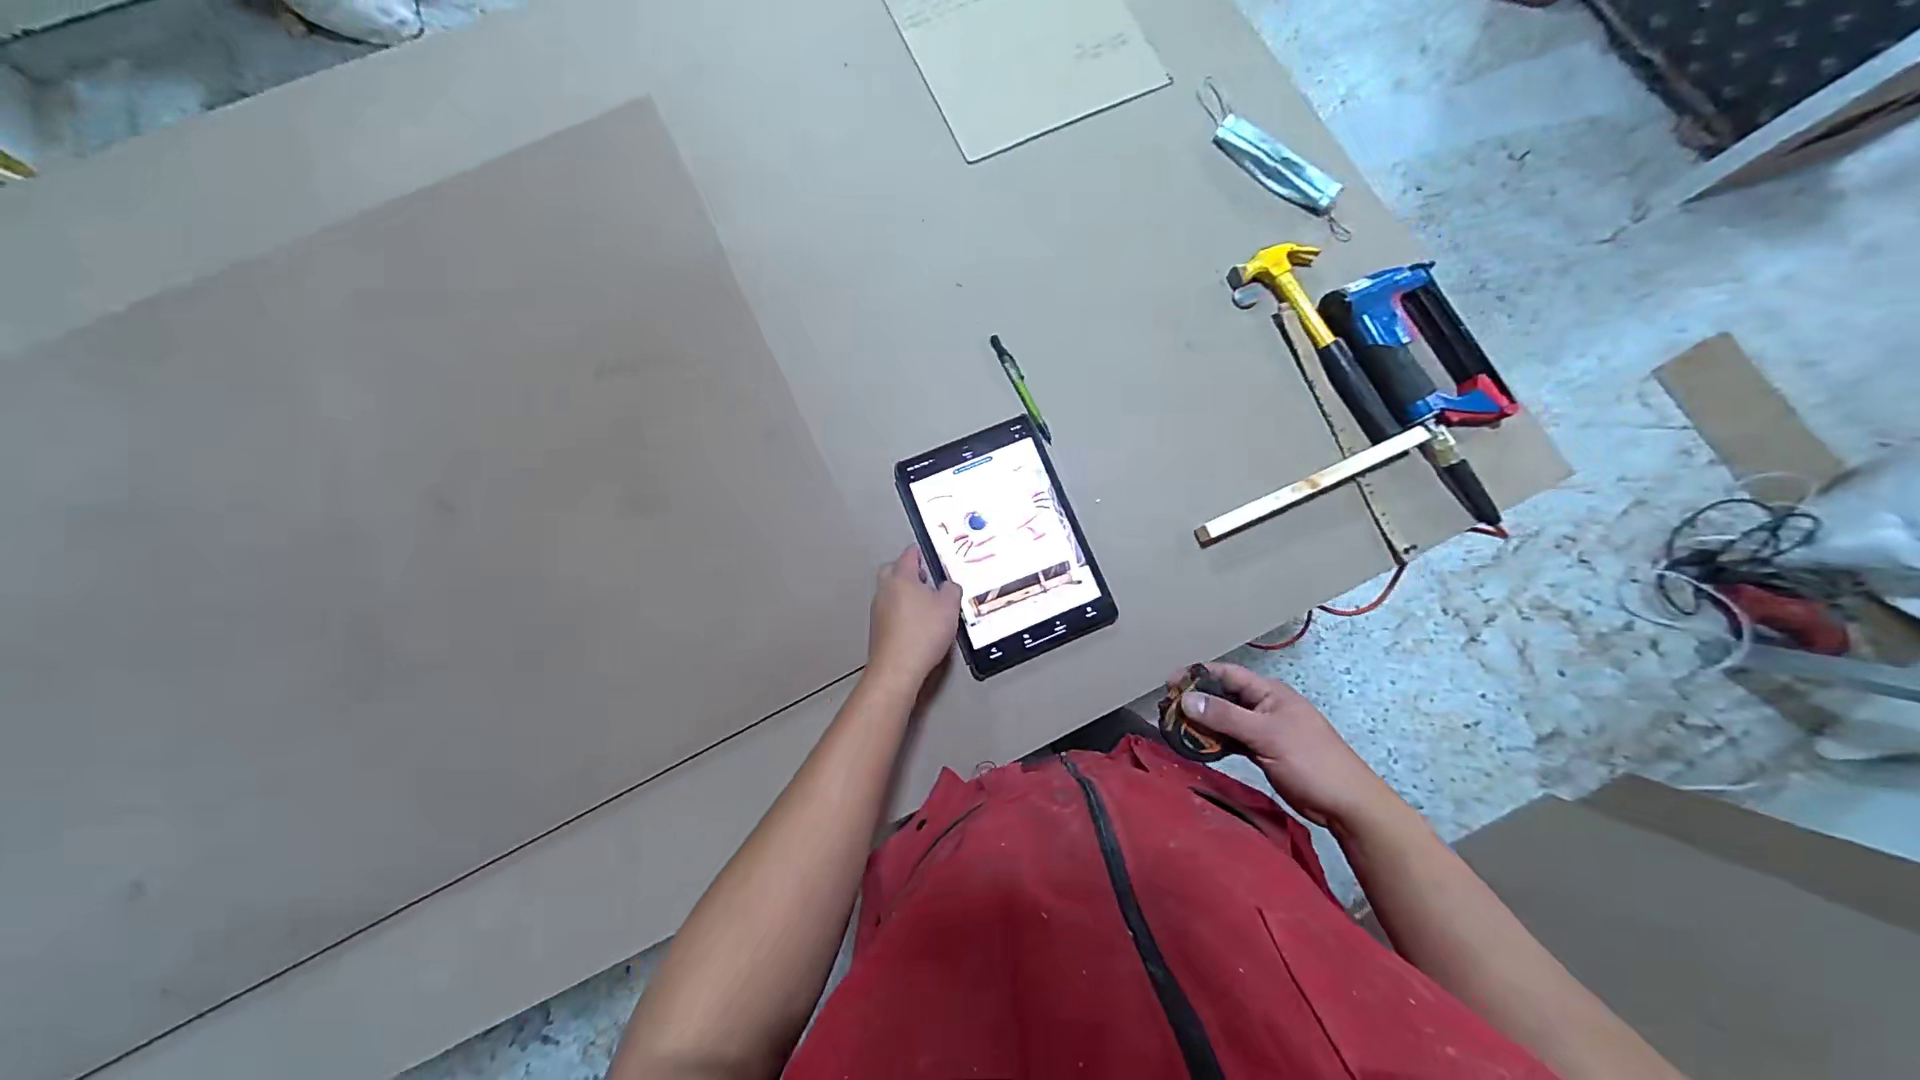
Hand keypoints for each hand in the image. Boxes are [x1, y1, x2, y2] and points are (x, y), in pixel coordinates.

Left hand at [868, 546, 961, 687]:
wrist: (898, 667)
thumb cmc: (920, 635)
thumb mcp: (950, 606)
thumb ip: (951, 589)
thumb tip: (950, 587)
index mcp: (902, 577)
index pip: (909, 554)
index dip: (920, 552)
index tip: (925, 552)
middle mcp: (885, 590)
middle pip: (894, 570)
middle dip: (909, 571)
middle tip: (926, 577)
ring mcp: (878, 609)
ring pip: (890, 591)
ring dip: (905, 592)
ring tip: (925, 602)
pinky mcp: (878, 628)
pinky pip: (889, 611)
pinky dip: (901, 611)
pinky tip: (916, 623)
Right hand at [1168, 662, 1404, 832]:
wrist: (1346, 805)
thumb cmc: (1311, 762)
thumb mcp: (1266, 735)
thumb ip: (1225, 716)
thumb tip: (1186, 698)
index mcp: (1270, 693)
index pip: (1227, 674)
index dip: (1198, 675)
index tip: (1169, 683)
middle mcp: (1264, 706)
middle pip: (1223, 696)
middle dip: (1195, 700)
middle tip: (1166, 709)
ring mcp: (1263, 730)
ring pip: (1224, 719)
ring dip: (1201, 722)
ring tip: (1173, 728)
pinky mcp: (1262, 751)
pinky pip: (1230, 739)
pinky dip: (1213, 741)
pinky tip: (1195, 746)